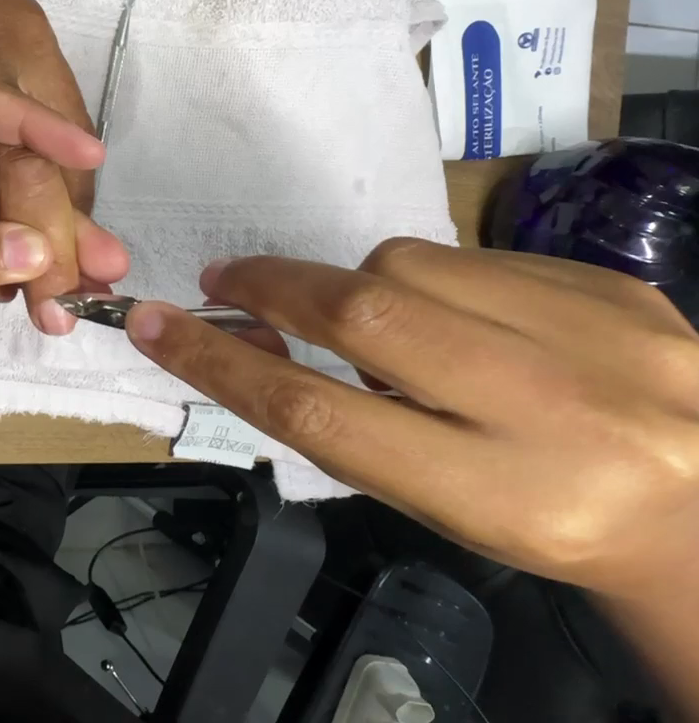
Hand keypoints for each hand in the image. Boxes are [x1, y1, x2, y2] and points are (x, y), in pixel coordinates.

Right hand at [124, 239, 698, 602]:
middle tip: (221, 283)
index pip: (319, 412)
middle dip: (268, 287)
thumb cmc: (538, 516)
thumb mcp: (432, 498)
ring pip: (409, 265)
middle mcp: (571, 416)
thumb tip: (239, 335)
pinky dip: (425, 278)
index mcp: (510, 496)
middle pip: (363, 316)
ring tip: (365, 317)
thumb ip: (334, 416)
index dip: (216, 362)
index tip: (151, 323)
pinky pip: (468, 255)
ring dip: (353, 283)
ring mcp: (610, 338)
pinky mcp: (620, 287)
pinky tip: (449, 315)